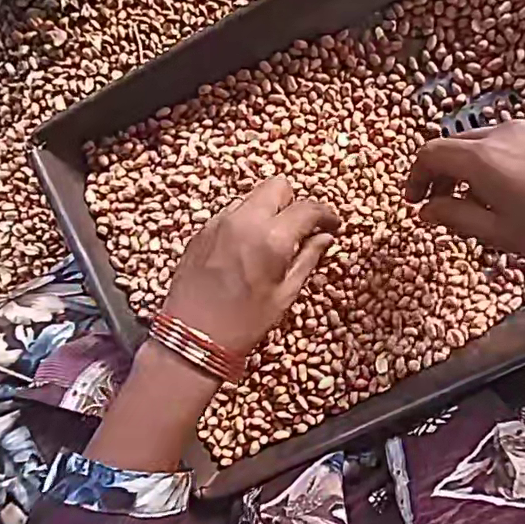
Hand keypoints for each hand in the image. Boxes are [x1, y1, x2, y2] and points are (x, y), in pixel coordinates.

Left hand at [160, 176, 341, 356]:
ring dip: (267, 210)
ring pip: (252, 196)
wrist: (193, 337)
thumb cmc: (243, 323)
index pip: (307, 208)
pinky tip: (247, 248)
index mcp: (271, 238)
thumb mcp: (285, 294)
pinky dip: (245, 221)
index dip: (325, 214)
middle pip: (277, 186)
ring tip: (271, 240)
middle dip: (293, 202)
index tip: (331, 225)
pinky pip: (230, 212)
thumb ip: (308, 259)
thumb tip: (324, 238)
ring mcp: (218, 223)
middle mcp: (244, 221)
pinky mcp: (201, 230)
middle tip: (300, 228)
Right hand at [402, 120, 524, 268]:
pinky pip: (508, 142)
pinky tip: (505, 188)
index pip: (431, 154)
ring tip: (474, 200)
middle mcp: (504, 133)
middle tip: (439, 203)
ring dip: (466, 166)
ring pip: (481, 142)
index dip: (415, 177)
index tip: (414, 200)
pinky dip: (492, 160)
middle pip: (454, 144)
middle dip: (440, 173)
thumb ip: (454, 217)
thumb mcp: (497, 233)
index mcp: (483, 157)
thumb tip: (427, 210)